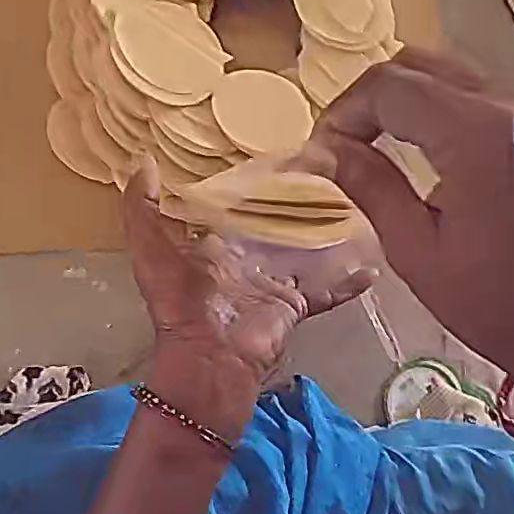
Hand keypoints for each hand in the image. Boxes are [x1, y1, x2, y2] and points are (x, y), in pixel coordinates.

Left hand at [122, 160, 374, 433]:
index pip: (234, 211)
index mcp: (214, 248)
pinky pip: (326, 293)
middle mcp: (248, 262)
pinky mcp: (296, 305)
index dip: (249, 186)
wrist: (210, 358)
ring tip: (356, 205)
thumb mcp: (150, 251)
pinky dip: (347, 285)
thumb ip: (142, 209)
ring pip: (306, 255)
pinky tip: (371, 269)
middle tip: (325, 170)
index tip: (273, 155)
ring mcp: (275, 284)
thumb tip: (146, 161)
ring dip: (327, 237)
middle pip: (276, 229)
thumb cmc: (180, 303)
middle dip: (296, 205)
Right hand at [298, 50, 513, 412]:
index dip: (344, 113)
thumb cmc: (484, 299)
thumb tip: (323, 148)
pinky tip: (405, 141)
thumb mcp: (412, 247)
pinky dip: (426, 106)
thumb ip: (368, 184)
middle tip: (338, 147)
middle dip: (366, 101)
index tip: (321, 151)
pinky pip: (465, 91)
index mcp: (480, 137)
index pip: (391, 88)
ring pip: (440, 71)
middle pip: (415, 66)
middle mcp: (509, 107)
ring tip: (364, 144)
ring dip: (395, 100)